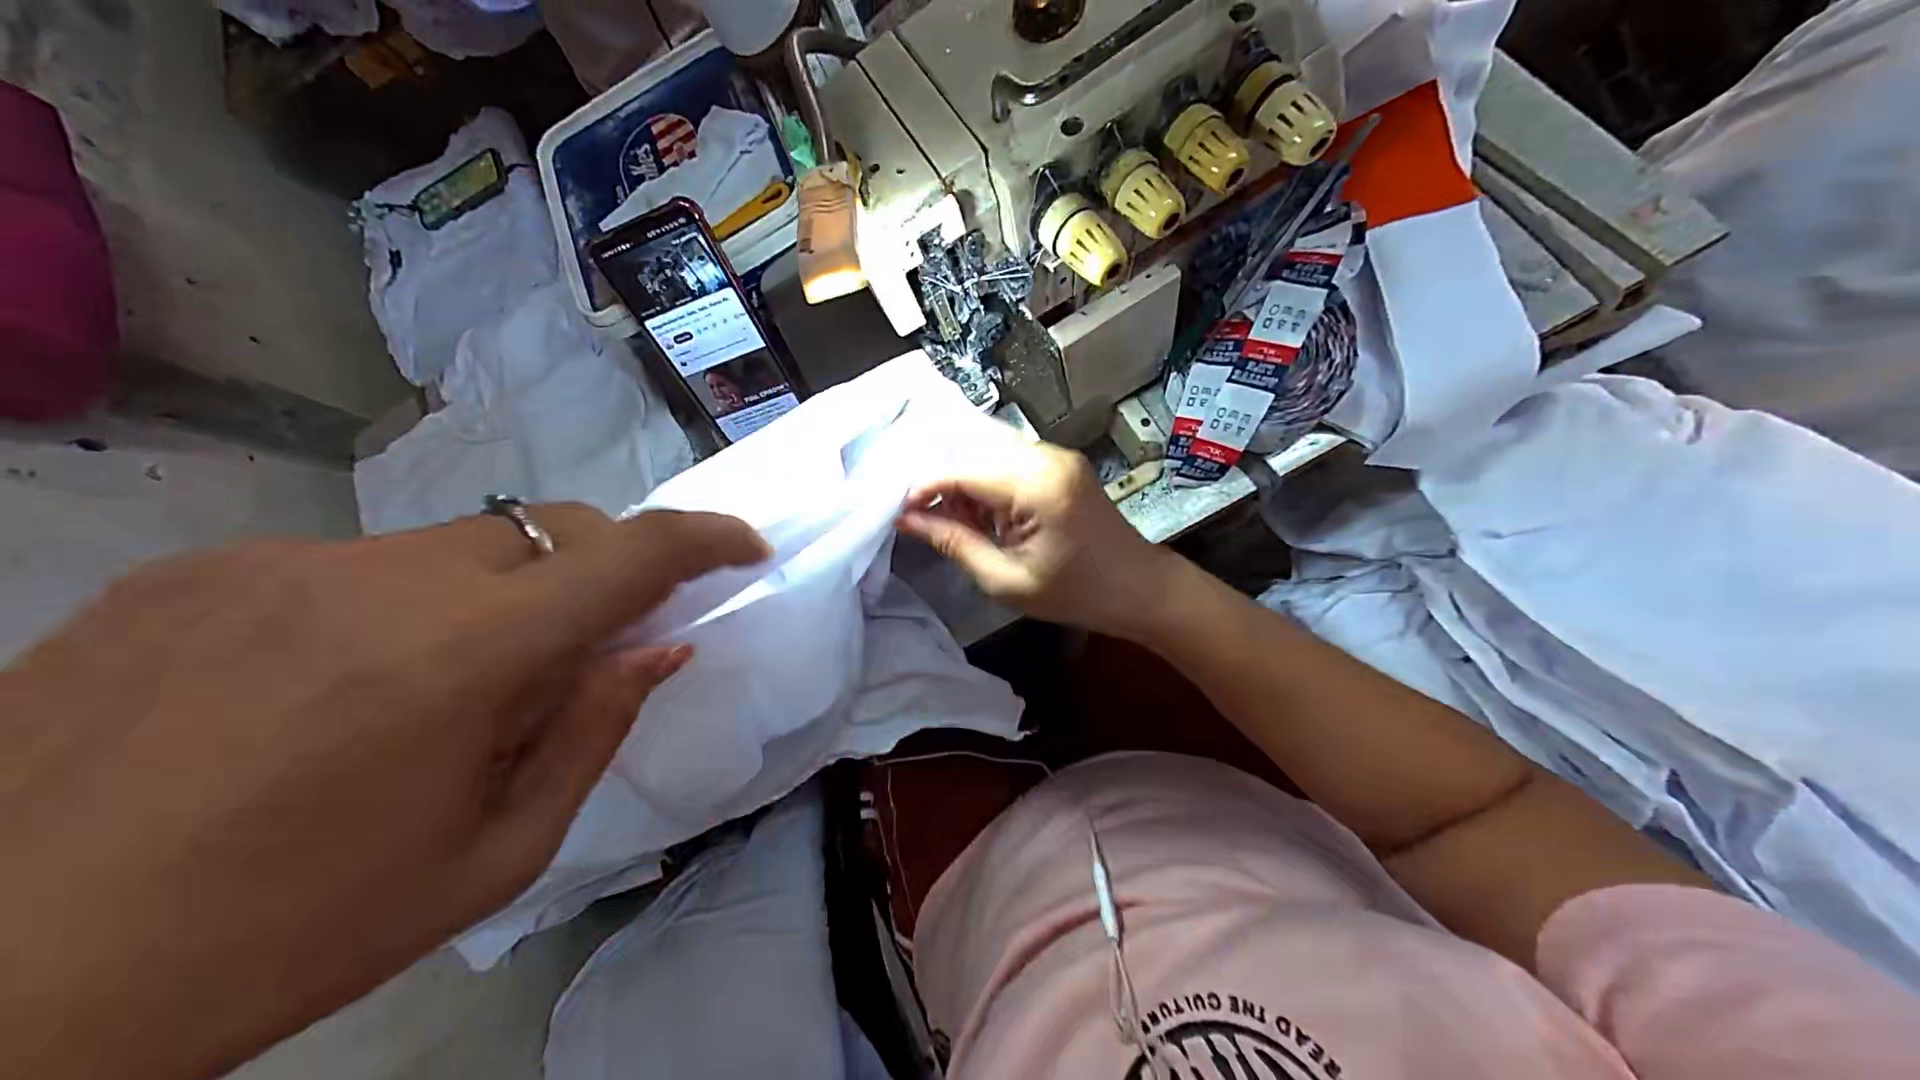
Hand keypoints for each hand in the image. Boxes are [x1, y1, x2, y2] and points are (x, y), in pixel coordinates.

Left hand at [0, 505, 767, 1079]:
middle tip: (589, 647)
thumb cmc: (289, 935)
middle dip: (600, 572)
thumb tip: (657, 648)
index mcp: (462, 657)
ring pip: (454, 547)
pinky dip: (395, 608)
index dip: (704, 539)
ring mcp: (275, 561)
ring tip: (437, 691)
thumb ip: (592, 731)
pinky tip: (327, 691)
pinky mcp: (195, 568)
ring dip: (494, 597)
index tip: (746, 546)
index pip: (628, 555)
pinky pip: (354, 567)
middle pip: (549, 531)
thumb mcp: (490, 855)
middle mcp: (377, 579)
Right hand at [898, 439, 1178, 639]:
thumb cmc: (1076, 593)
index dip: (924, 489)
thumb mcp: (1006, 579)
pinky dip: (987, 483)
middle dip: (943, 485)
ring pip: (988, 454)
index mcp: (1037, 484)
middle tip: (923, 520)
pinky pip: (1009, 461)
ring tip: (955, 521)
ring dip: (965, 484)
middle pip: (973, 455)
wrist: (1141, 587)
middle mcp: (1046, 456)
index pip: (962, 471)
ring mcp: (1057, 455)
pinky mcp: (1060, 463)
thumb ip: (954, 542)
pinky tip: (982, 513)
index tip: (899, 514)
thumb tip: (907, 520)